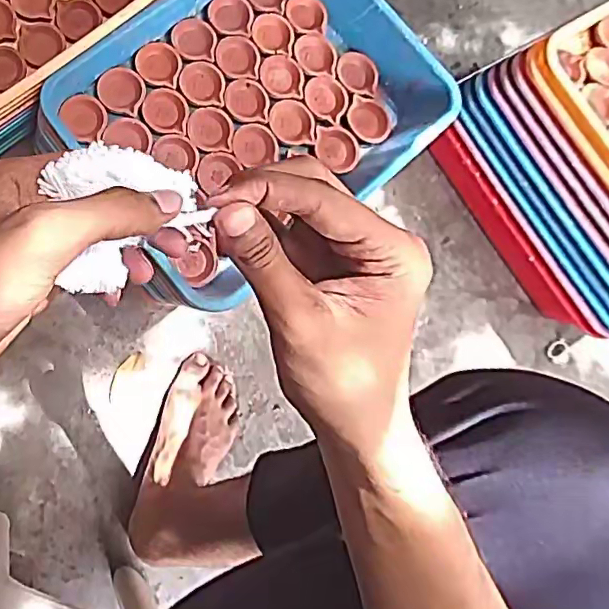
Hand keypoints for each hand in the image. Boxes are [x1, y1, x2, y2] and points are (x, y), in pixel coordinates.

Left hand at [0, 154, 185, 428]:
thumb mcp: (43, 236)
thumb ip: (106, 211)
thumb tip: (161, 198)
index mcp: (16, 181)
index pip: (92, 165)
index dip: (138, 181)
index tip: (180, 200)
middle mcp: (17, 208)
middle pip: (94, 201)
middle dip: (137, 220)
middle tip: (177, 242)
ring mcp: (20, 249)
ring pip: (87, 238)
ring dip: (122, 250)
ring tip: (148, 269)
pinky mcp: (23, 285)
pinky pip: (74, 269)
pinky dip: (100, 275)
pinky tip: (114, 289)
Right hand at [207, 158, 432, 460]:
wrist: (355, 424)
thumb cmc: (345, 386)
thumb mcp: (300, 322)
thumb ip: (263, 261)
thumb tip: (230, 213)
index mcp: (392, 252)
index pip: (323, 198)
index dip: (267, 190)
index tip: (222, 198)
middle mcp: (375, 240)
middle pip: (311, 185)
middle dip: (260, 189)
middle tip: (216, 204)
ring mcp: (347, 246)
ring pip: (294, 198)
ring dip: (254, 203)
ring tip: (219, 218)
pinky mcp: (322, 257)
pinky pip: (283, 224)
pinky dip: (254, 224)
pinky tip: (232, 232)